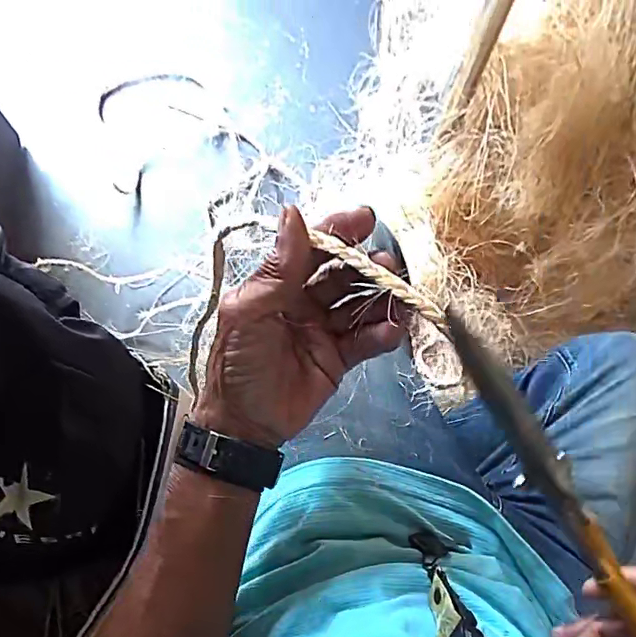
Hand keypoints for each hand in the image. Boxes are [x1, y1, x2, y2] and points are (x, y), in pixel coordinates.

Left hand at [193, 205, 407, 448]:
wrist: (244, 423)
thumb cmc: (236, 366)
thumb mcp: (249, 314)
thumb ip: (276, 270)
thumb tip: (293, 213)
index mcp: (278, 286)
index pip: (312, 249)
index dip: (338, 232)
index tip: (365, 219)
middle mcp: (303, 303)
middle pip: (343, 275)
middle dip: (368, 265)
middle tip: (388, 264)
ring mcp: (323, 331)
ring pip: (360, 305)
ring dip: (382, 298)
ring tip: (399, 297)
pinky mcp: (338, 359)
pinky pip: (365, 341)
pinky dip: (381, 334)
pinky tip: (392, 330)